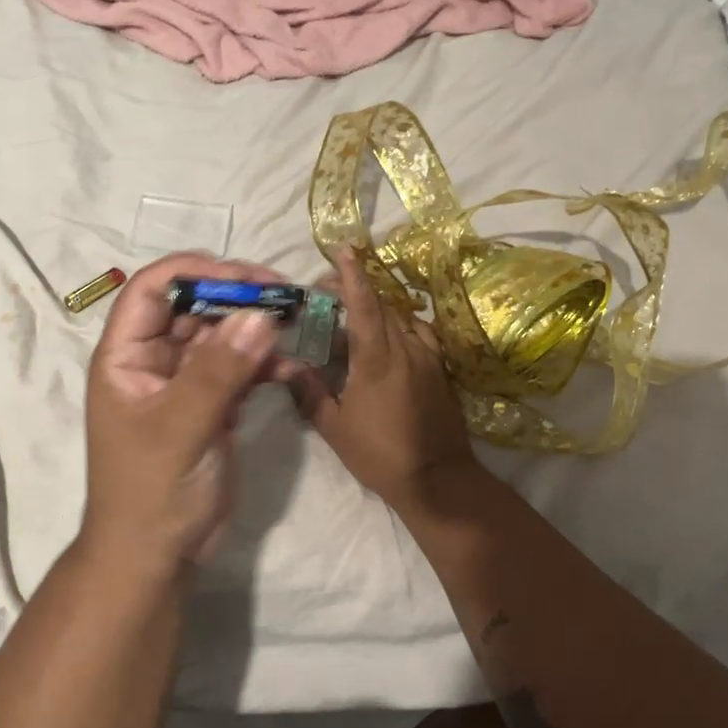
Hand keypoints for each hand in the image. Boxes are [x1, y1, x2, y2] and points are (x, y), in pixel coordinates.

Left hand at [82, 254, 292, 570]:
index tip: (243, 275)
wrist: (156, 558)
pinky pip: (237, 370)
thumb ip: (218, 372)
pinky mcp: (210, 407)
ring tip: (296, 320)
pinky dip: (262, 365)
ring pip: (218, 336)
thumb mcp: (180, 428)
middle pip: (191, 306)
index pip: (150, 290)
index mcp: (124, 356)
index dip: (193, 272)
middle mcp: (151, 361)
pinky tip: (291, 368)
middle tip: (284, 294)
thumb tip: (259, 315)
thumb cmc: (151, 492)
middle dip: (234, 296)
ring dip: (254, 327)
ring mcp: (182, 384)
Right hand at [290, 248, 488, 512]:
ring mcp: (428, 358)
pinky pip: (418, 334)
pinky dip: (399, 325)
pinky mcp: (440, 370)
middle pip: (382, 304)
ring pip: (402, 317)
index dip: (352, 275)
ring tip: (355, 310)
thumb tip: (287, 368)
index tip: (343, 249)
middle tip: (328, 287)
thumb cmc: (380, 454)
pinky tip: (387, 336)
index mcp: (377, 359)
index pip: (364, 305)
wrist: (439, 479)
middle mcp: (406, 349)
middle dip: (357, 288)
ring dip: (378, 306)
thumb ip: (310, 393)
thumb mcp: (334, 428)